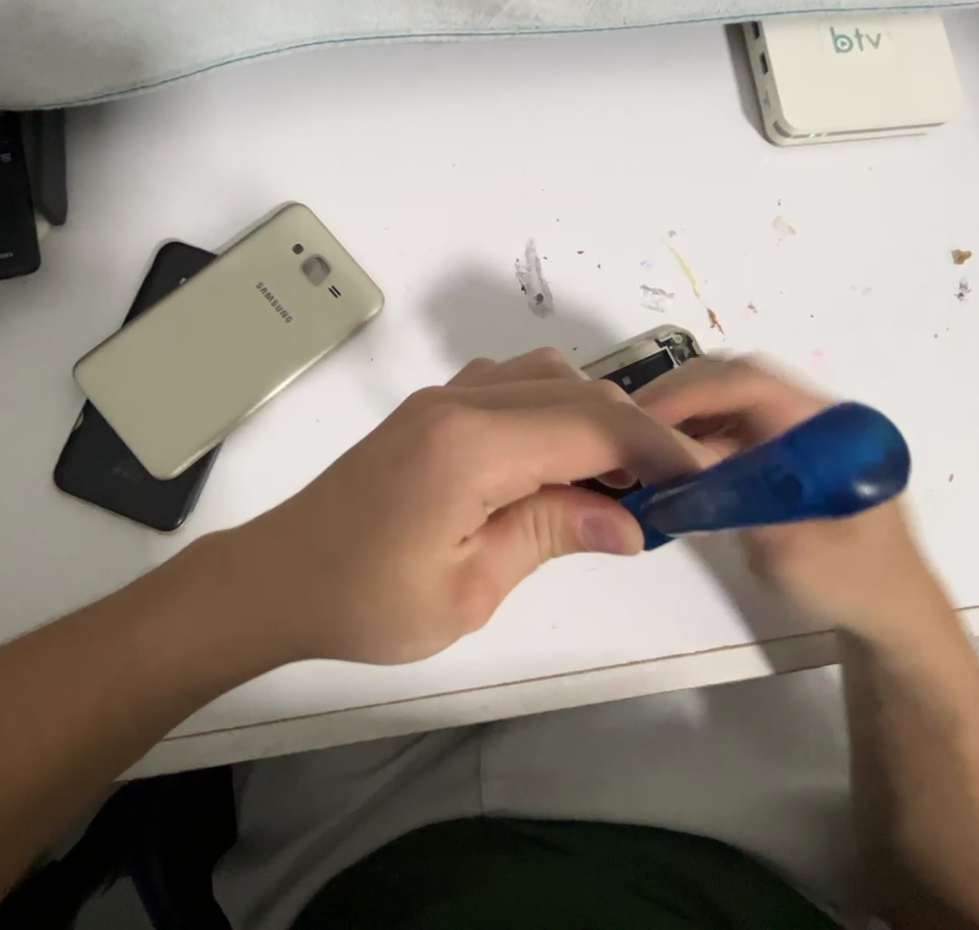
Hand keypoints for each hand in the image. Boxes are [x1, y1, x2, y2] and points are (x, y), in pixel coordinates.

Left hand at [226, 348, 701, 664]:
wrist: (279, 578)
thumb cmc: (365, 599)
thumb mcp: (470, 588)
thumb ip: (551, 534)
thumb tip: (629, 521)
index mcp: (471, 445)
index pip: (594, 424)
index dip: (658, 449)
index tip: (699, 484)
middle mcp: (458, 401)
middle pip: (576, 392)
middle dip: (632, 435)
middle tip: (658, 496)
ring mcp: (438, 399)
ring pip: (544, 378)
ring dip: (590, 417)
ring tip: (608, 481)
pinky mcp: (426, 411)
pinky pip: (506, 386)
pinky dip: (548, 411)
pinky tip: (550, 462)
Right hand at [632, 357, 949, 635]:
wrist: (891, 614)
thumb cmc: (853, 585)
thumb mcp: (792, 552)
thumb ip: (735, 502)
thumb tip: (668, 466)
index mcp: (829, 431)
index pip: (751, 383)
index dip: (691, 393)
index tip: (641, 420)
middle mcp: (814, 417)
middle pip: (734, 378)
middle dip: (677, 395)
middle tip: (628, 427)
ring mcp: (798, 432)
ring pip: (726, 397)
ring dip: (680, 411)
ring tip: (636, 441)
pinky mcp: (783, 450)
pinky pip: (728, 424)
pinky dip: (690, 433)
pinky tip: (663, 460)